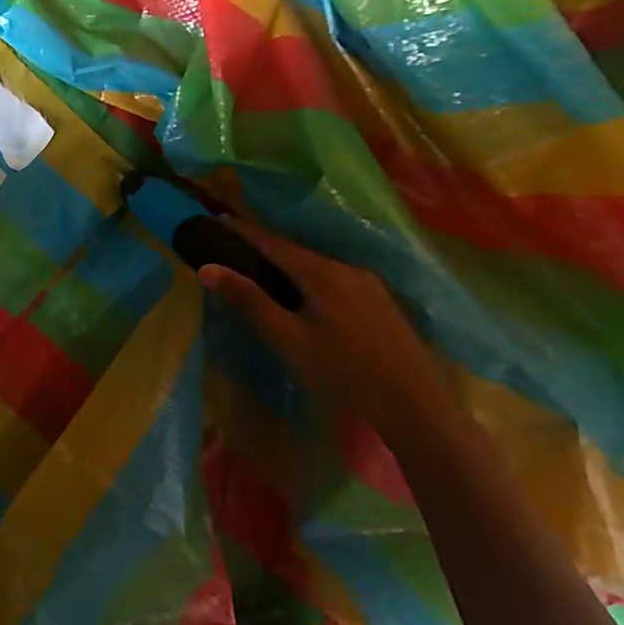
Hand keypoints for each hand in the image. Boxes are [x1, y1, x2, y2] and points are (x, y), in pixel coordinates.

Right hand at [197, 218, 453, 430]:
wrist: (417, 406)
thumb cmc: (343, 372)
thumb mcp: (287, 339)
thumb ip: (248, 300)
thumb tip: (206, 268)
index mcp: (321, 273)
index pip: (273, 242)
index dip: (244, 230)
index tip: (219, 218)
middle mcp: (346, 268)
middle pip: (296, 251)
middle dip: (265, 246)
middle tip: (236, 246)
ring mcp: (369, 284)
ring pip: (317, 266)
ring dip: (288, 264)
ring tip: (264, 270)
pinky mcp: (381, 302)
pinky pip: (335, 279)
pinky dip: (309, 278)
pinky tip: (304, 296)